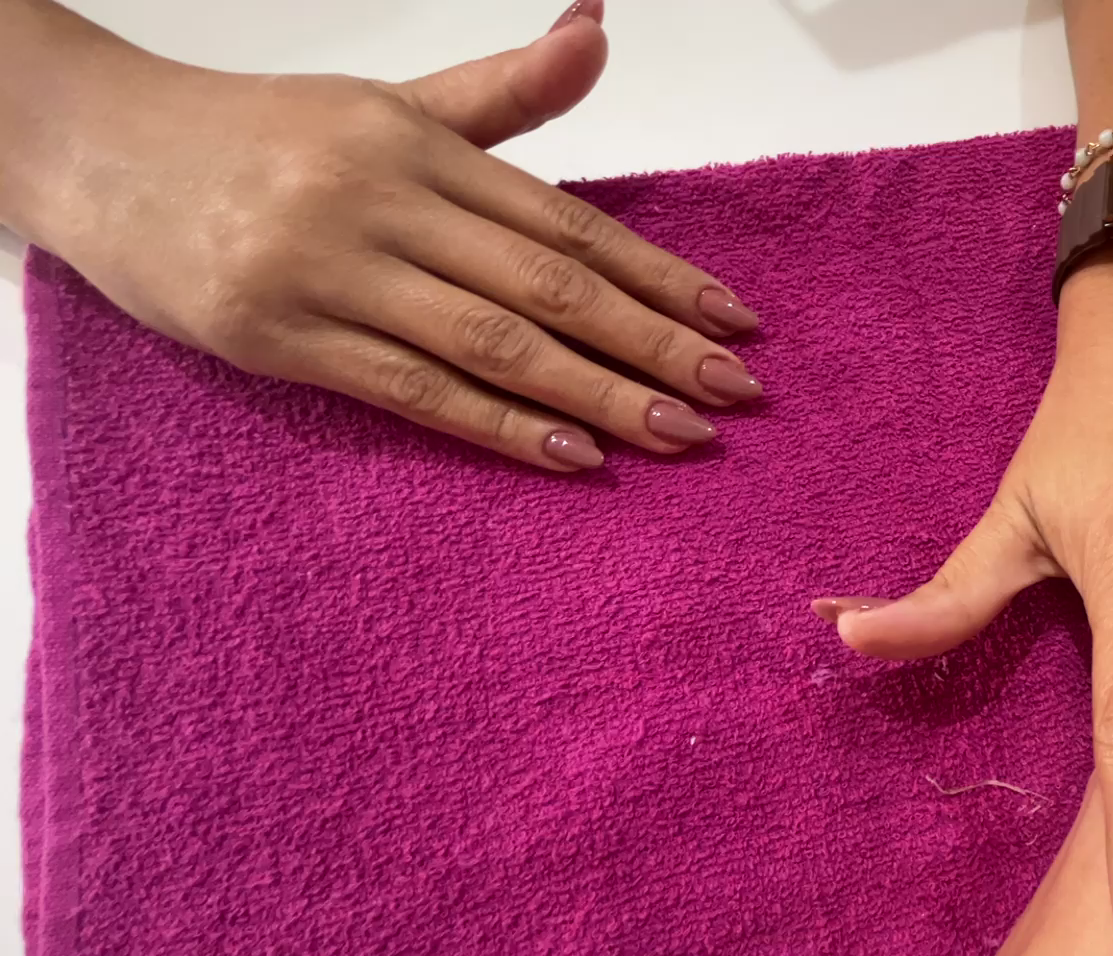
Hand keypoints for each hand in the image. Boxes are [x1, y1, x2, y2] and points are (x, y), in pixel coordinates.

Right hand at [8, 0, 760, 470]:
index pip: (579, 227)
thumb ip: (510, 90)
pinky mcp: (281, 337)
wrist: (74, 137)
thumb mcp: (398, 105)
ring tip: (684, 435)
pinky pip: (417, 392)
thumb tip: (599, 29)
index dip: (666, 280)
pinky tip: (578, 457)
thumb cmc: (278, 136)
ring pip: (499, 346)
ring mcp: (331, 272)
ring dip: (603, 397)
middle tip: (737, 394)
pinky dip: (504, 429)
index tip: (739, 324)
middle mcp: (388, 204)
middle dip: (657, 346)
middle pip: (557, 288)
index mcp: (428, 151)